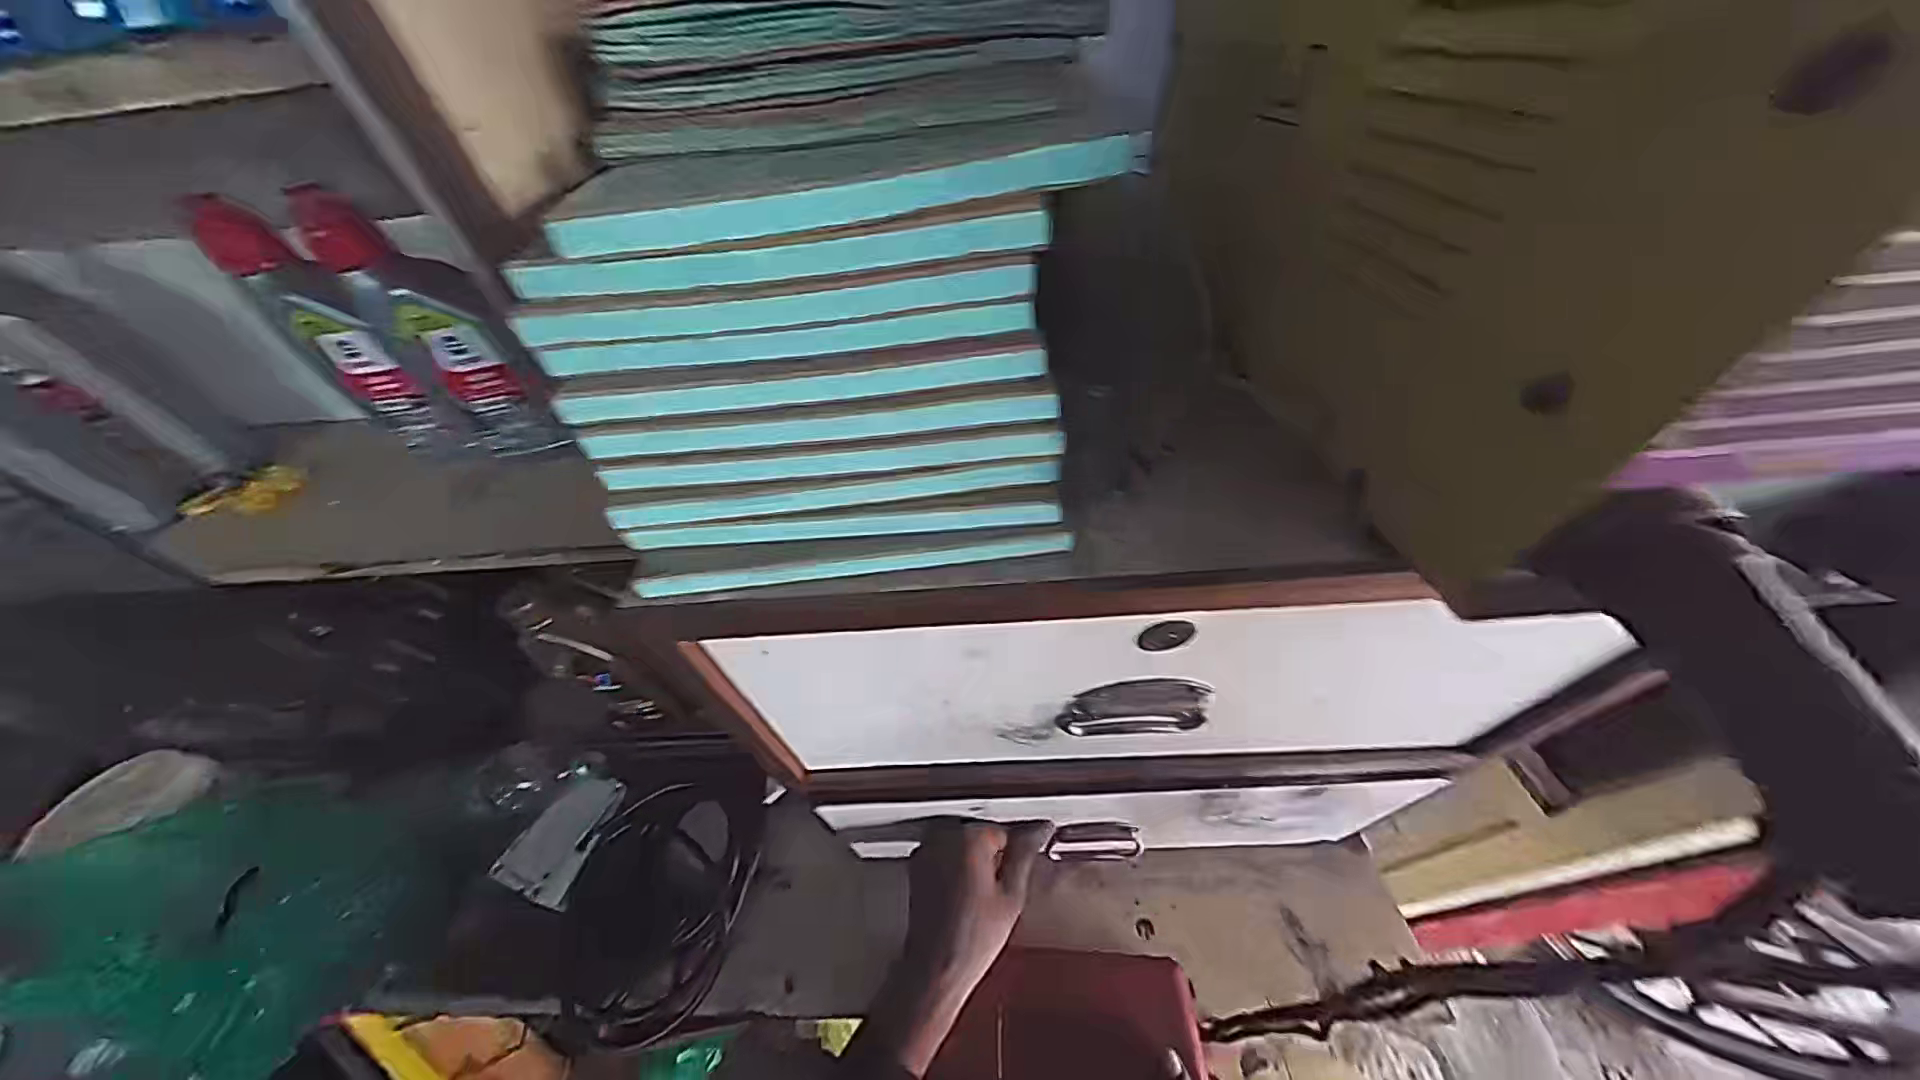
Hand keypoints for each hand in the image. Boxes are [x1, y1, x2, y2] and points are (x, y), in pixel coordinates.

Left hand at [901, 818, 1055, 991]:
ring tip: (980, 897)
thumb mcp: (1012, 895)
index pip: (1005, 831)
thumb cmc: (972, 939)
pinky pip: (946, 855)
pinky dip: (956, 868)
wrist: (936, 967)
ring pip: (964, 844)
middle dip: (993, 856)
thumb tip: (1040, 829)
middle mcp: (944, 836)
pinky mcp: (918, 864)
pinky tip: (963, 897)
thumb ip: (1026, 854)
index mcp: (969, 837)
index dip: (1015, 856)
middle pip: (982, 833)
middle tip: (998, 891)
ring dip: (974, 861)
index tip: (1016, 874)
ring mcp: (927, 849)